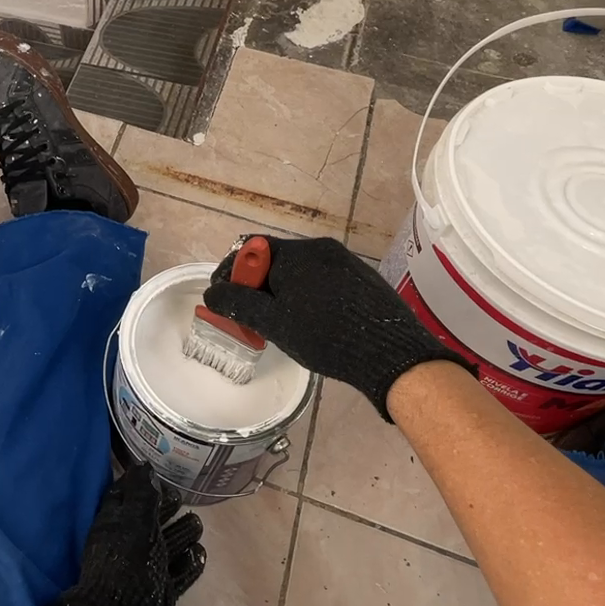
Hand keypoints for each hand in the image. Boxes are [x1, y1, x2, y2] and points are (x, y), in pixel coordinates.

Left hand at [52, 465, 205, 605]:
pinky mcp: (161, 590)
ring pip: (166, 545)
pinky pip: (178, 572)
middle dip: (165, 508)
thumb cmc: (127, 562)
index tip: (159, 472)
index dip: (140, 484)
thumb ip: (141, 494)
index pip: (125, 495)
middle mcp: (128, 543)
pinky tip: (201, 553)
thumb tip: (144, 466)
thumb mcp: (134, 521)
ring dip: (181, 534)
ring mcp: (145, 568)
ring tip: (198, 523)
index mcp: (114, 523)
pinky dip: (189, 563)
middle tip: (183, 497)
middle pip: (149, 520)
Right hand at [204, 235, 469, 420]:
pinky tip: (312, 323)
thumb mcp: (274, 323)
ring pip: (299, 272)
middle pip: (274, 260)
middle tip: (251, 317)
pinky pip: (321, 281)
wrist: (393, 355)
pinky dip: (305, 296)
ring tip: (281, 324)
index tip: (223, 298)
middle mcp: (321, 249)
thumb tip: (211, 292)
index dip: (231, 272)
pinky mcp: (361, 280)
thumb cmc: (326, 336)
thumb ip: (238, 303)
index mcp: (297, 253)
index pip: (250, 249)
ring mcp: (345, 263)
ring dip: (281, 293)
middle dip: (256, 286)